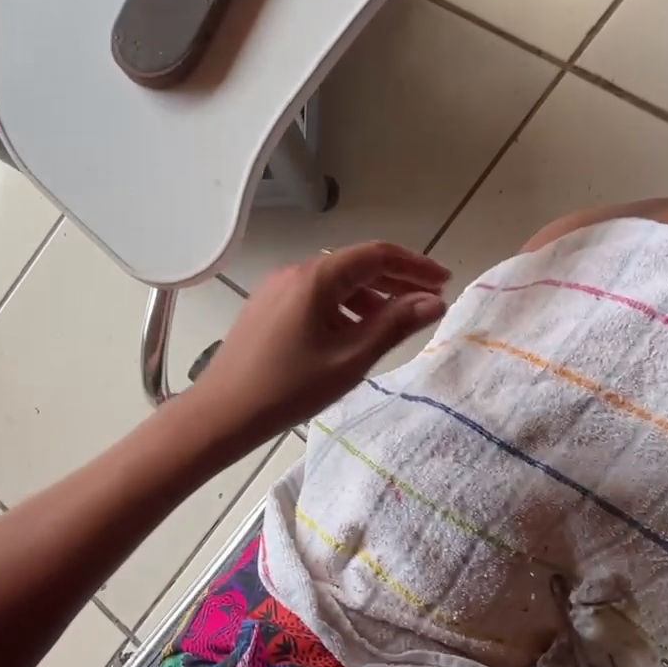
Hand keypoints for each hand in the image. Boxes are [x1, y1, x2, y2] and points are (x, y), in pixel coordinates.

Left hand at [186, 242, 449, 441]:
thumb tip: (434, 301)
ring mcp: (275, 288)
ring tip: (395, 323)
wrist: (222, 411)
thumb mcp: (350, 359)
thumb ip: (395, 325)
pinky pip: (312, 296)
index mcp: (315, 277)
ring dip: (368, 297)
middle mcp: (293, 272)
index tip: (445, 281)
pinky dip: (341, 307)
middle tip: (428, 301)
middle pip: (354, 265)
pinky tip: (352, 334)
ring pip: (333, 282)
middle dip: (394, 281)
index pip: (376, 255)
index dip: (415, 265)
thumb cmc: (289, 388)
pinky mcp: (265, 307)